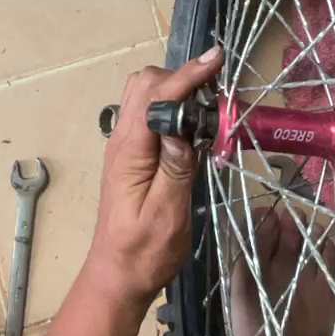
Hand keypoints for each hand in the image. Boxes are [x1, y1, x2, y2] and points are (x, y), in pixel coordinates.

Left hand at [84, 48, 225, 306]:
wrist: (118, 275)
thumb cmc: (144, 252)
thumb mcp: (166, 216)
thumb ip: (174, 169)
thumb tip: (182, 127)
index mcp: (129, 151)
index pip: (155, 97)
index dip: (186, 75)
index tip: (216, 60)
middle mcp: (123, 140)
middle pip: (144, 84)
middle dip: (180, 76)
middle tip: (216, 88)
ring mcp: (125, 145)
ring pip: (144, 95)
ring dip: (175, 88)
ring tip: (209, 101)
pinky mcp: (133, 154)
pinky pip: (148, 113)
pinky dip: (171, 105)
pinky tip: (194, 122)